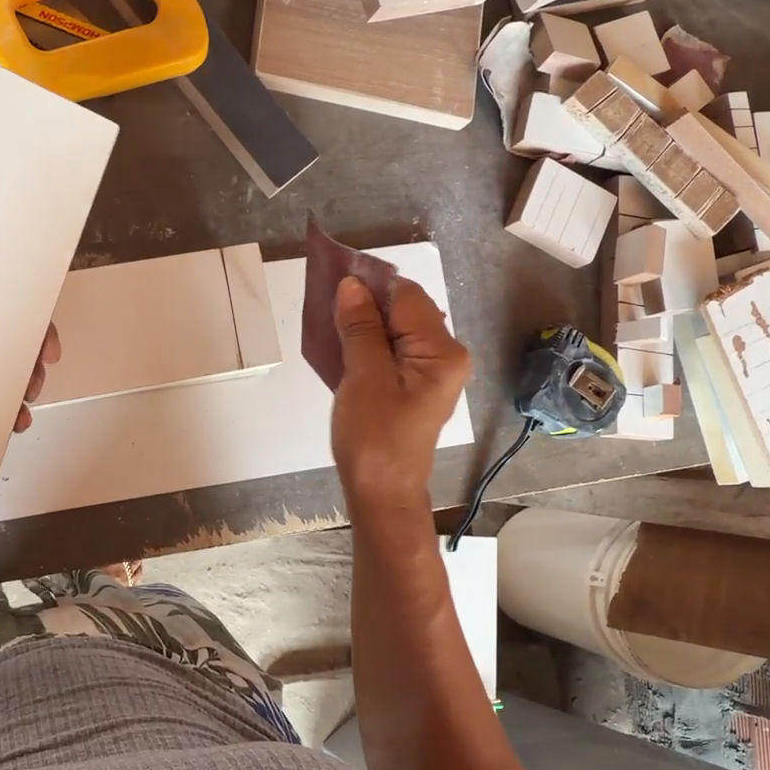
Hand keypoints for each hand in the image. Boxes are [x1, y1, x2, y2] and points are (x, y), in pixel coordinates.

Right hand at [330, 274, 469, 512]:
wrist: (381, 493)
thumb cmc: (374, 439)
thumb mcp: (363, 378)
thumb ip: (360, 329)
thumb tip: (351, 286)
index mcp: (442, 352)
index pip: (407, 297)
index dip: (371, 283)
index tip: (333, 276)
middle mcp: (444, 356)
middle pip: (403, 311)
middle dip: (365, 303)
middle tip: (324, 302)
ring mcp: (429, 372)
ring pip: (394, 331)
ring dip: (362, 324)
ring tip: (328, 324)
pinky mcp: (413, 387)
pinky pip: (390, 351)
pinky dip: (365, 344)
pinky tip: (341, 347)